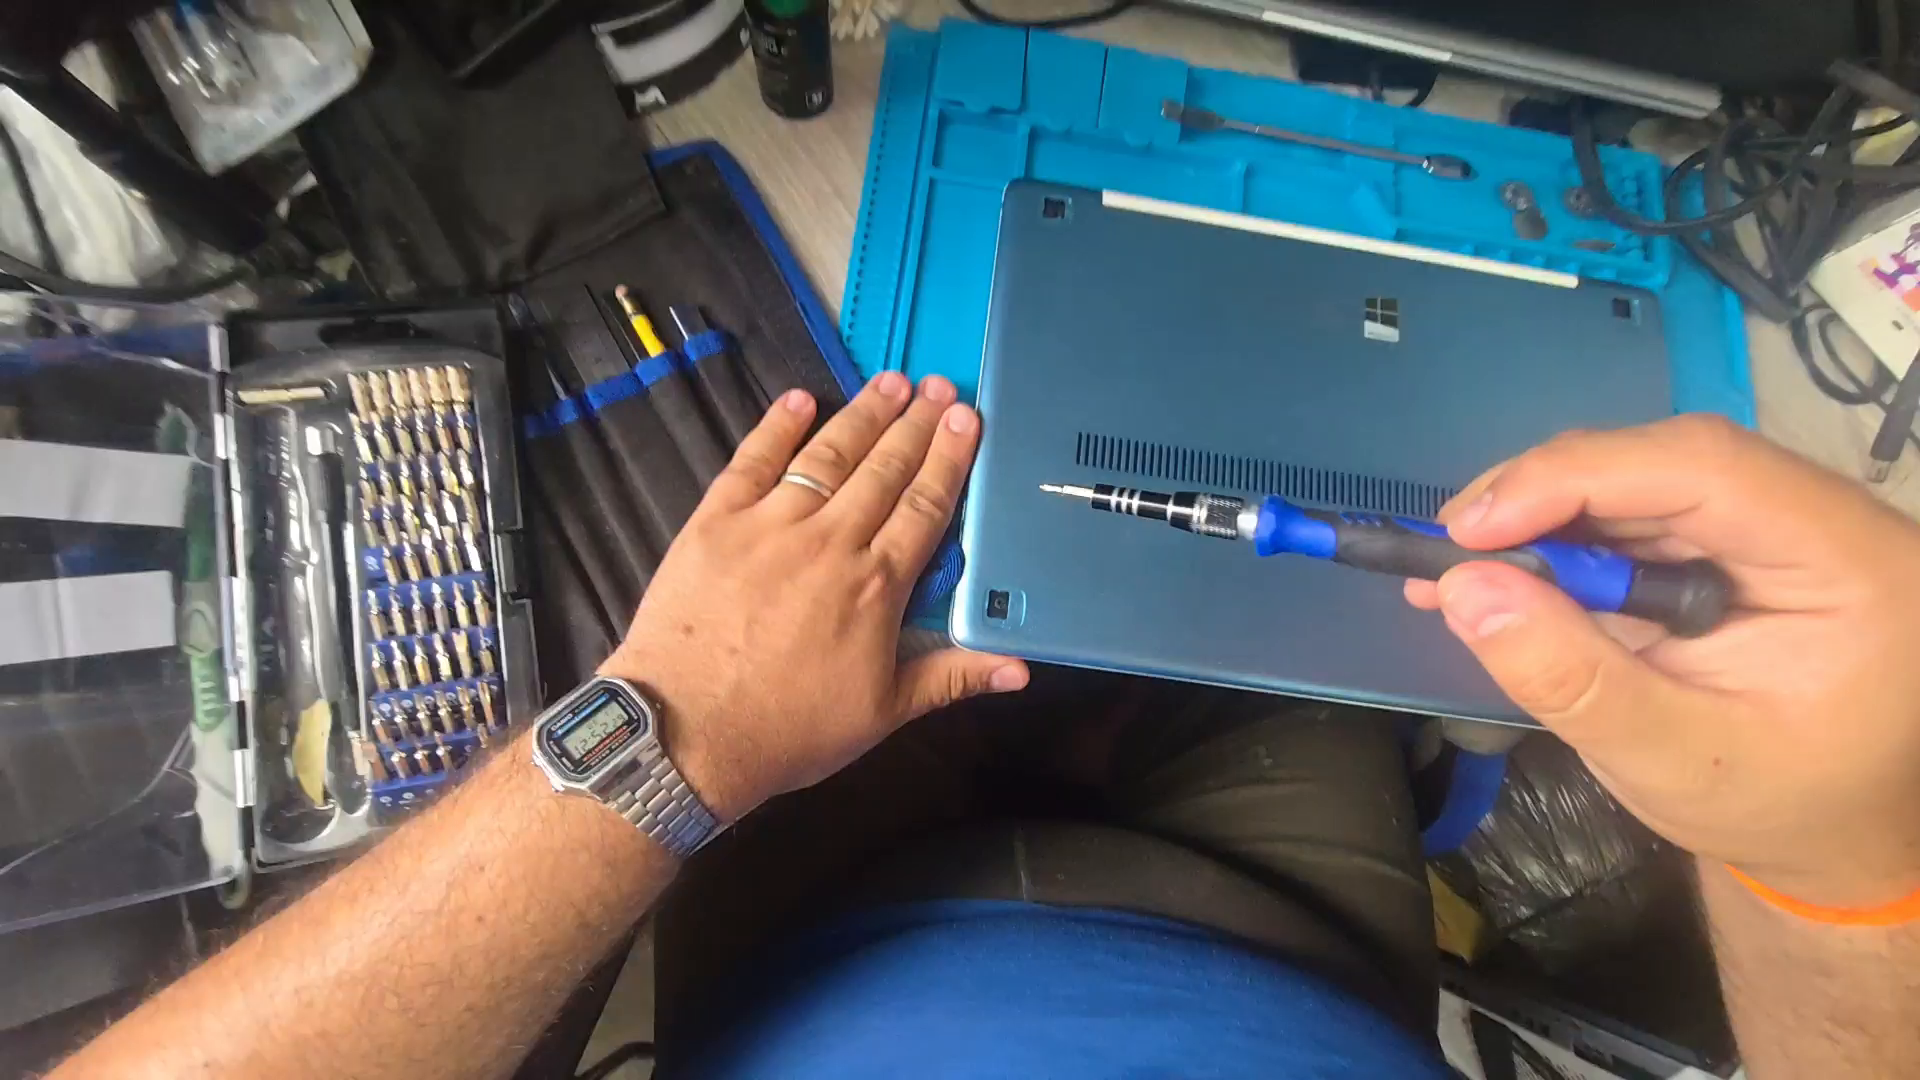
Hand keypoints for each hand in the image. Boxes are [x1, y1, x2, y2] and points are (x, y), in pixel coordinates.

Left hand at [599, 373, 1028, 823]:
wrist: (688, 736)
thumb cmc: (792, 729)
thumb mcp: (884, 713)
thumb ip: (952, 678)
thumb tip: (1023, 671)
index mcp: (877, 585)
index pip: (925, 506)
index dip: (949, 458)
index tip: (966, 417)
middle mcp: (832, 541)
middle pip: (884, 469)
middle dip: (915, 423)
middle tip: (938, 385)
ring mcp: (772, 525)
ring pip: (828, 455)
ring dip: (863, 414)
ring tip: (890, 382)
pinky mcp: (717, 521)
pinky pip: (753, 461)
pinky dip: (777, 426)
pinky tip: (801, 397)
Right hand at [1405, 415, 1919, 907]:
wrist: (1808, 825)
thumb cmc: (1764, 801)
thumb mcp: (1662, 758)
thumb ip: (1567, 677)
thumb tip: (1461, 587)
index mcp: (1845, 566)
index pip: (1703, 470)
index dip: (1573, 479)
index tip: (1470, 533)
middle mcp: (1808, 522)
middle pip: (1651, 462)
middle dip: (1532, 494)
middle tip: (1446, 548)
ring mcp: (1752, 529)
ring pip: (1616, 479)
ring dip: (1520, 517)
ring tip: (1450, 570)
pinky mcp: (1702, 544)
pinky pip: (1604, 515)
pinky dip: (1531, 540)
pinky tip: (1481, 575)